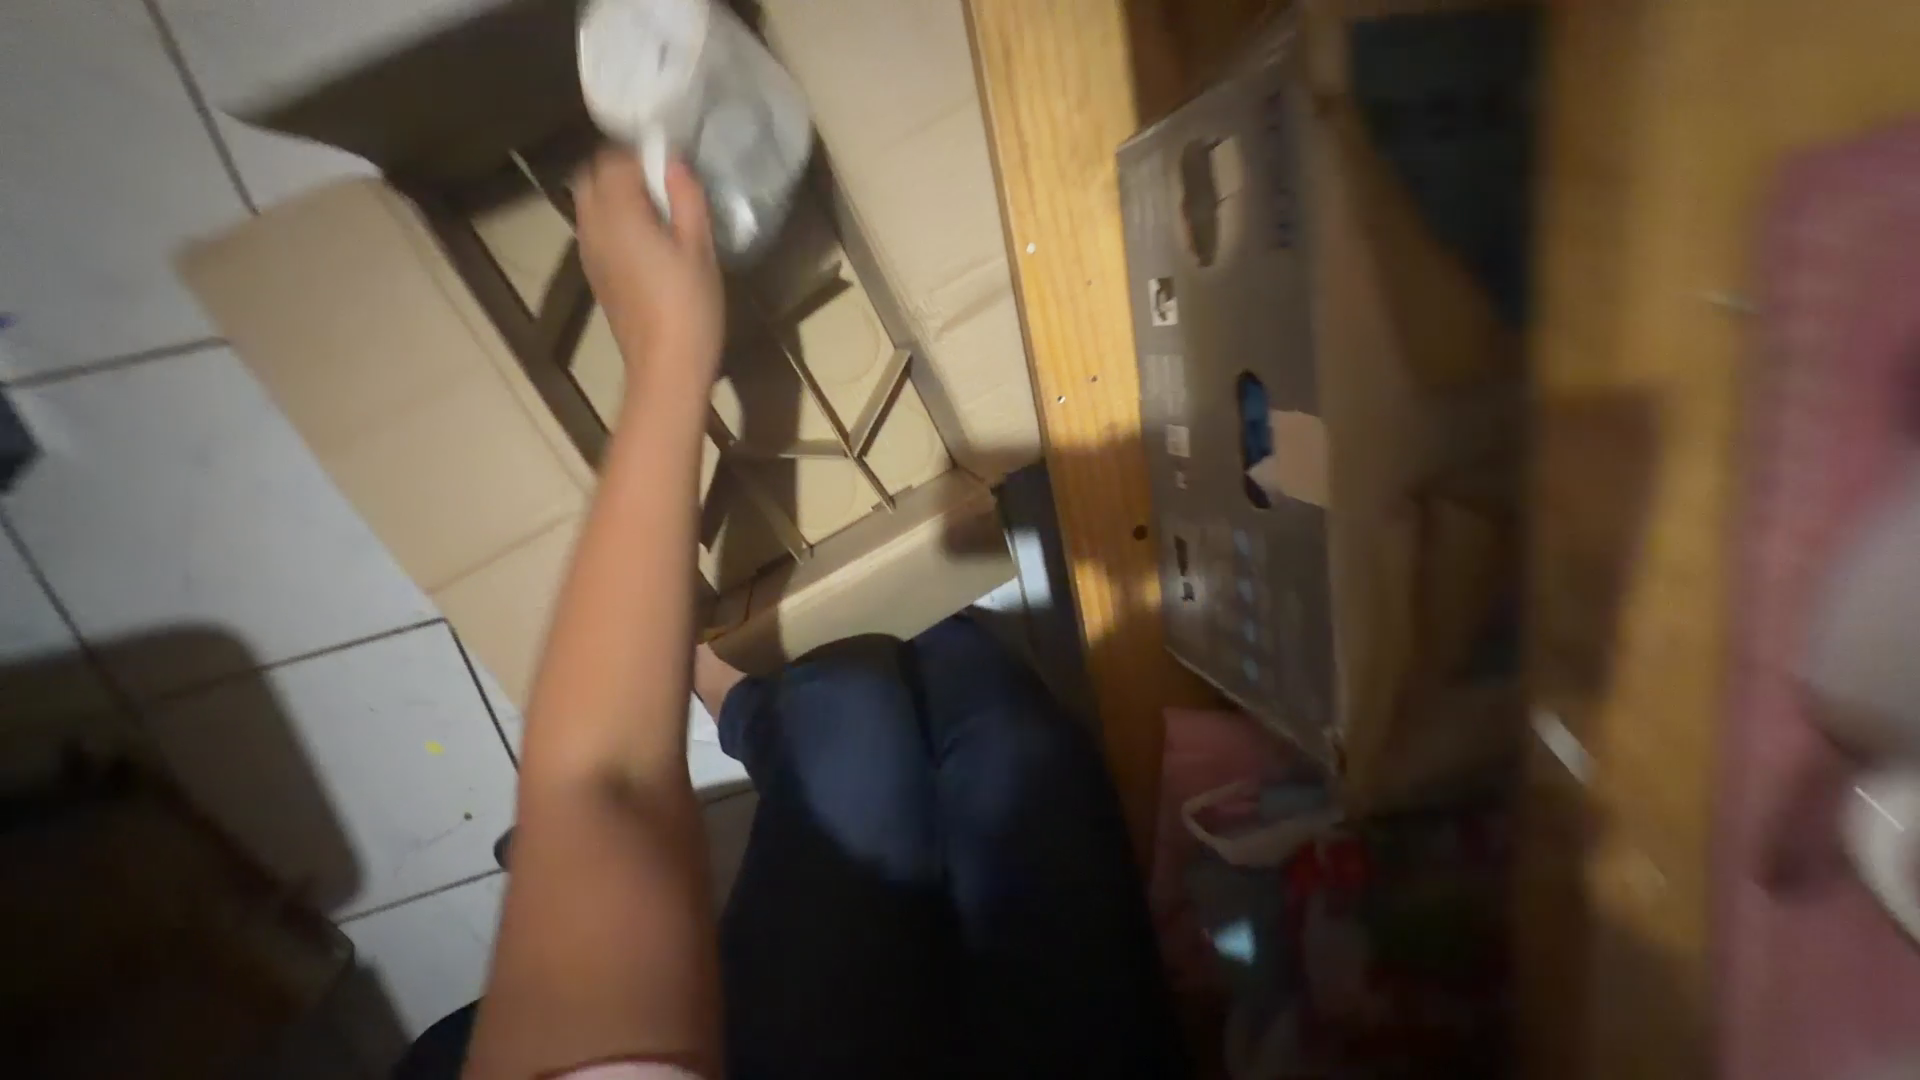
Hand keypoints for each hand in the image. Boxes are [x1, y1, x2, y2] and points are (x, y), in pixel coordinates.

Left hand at [574, 149, 724, 389]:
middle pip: (592, 176)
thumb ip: (686, 198)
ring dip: (617, 198)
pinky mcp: (596, 275)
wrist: (665, 366)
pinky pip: (596, 231)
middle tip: (662, 187)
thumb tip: (675, 163)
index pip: (615, 159)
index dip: (643, 155)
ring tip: (657, 215)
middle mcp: (592, 225)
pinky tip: (648, 245)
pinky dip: (615, 223)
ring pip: (591, 204)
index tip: (673, 167)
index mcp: (617, 212)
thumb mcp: (699, 249)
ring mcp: (589, 252)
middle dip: (622, 171)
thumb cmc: (689, 307)